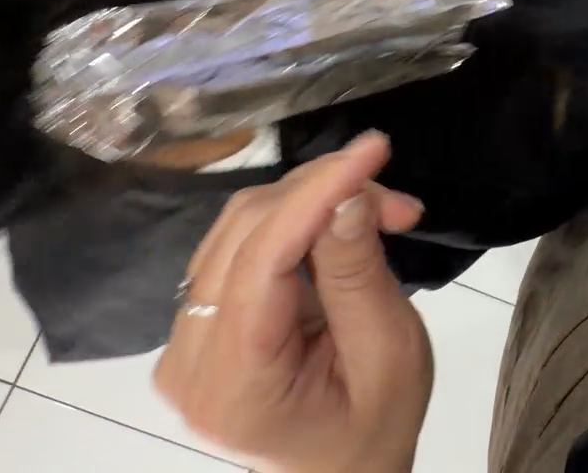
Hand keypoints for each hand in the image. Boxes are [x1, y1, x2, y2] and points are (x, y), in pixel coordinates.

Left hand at [154, 131, 430, 472]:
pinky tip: (346, 224)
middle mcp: (187, 358)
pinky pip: (244, 241)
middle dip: (329, 193)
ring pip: (243, 224)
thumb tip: (348, 197)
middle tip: (401, 206)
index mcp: (232, 383)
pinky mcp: (202, 321)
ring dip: (319, 199)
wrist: (346, 471)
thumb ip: (359, 276)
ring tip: (384, 213)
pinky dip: (302, 216)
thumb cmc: (377, 420)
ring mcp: (186, 339)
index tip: (376, 147)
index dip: (318, 191)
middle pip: (247, 229)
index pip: (262, 258)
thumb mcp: (389, 352)